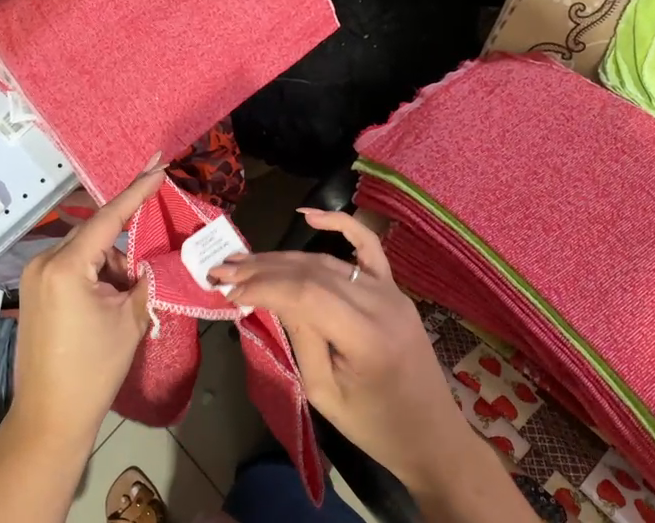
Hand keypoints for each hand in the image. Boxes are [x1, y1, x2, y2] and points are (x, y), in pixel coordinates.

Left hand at [11, 161, 164, 440]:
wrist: (51, 417)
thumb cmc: (92, 370)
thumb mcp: (129, 321)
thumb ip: (145, 280)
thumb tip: (157, 259)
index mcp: (65, 265)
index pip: (108, 217)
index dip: (136, 191)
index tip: (158, 165)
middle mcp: (44, 261)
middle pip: (95, 234)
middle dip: (124, 248)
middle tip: (149, 265)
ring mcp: (35, 276)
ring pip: (84, 252)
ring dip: (109, 266)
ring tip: (127, 301)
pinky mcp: (34, 291)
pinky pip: (71, 267)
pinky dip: (94, 276)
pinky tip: (110, 303)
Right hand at [210, 210, 534, 521]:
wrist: (432, 437)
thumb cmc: (375, 427)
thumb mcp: (325, 394)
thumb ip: (300, 338)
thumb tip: (268, 298)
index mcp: (367, 337)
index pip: (305, 293)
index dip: (262, 286)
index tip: (227, 290)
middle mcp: (382, 303)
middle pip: (312, 270)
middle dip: (263, 268)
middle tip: (222, 269)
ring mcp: (392, 292)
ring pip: (327, 261)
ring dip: (283, 258)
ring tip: (243, 260)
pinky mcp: (396, 289)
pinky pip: (368, 246)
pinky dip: (340, 225)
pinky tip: (308, 216)